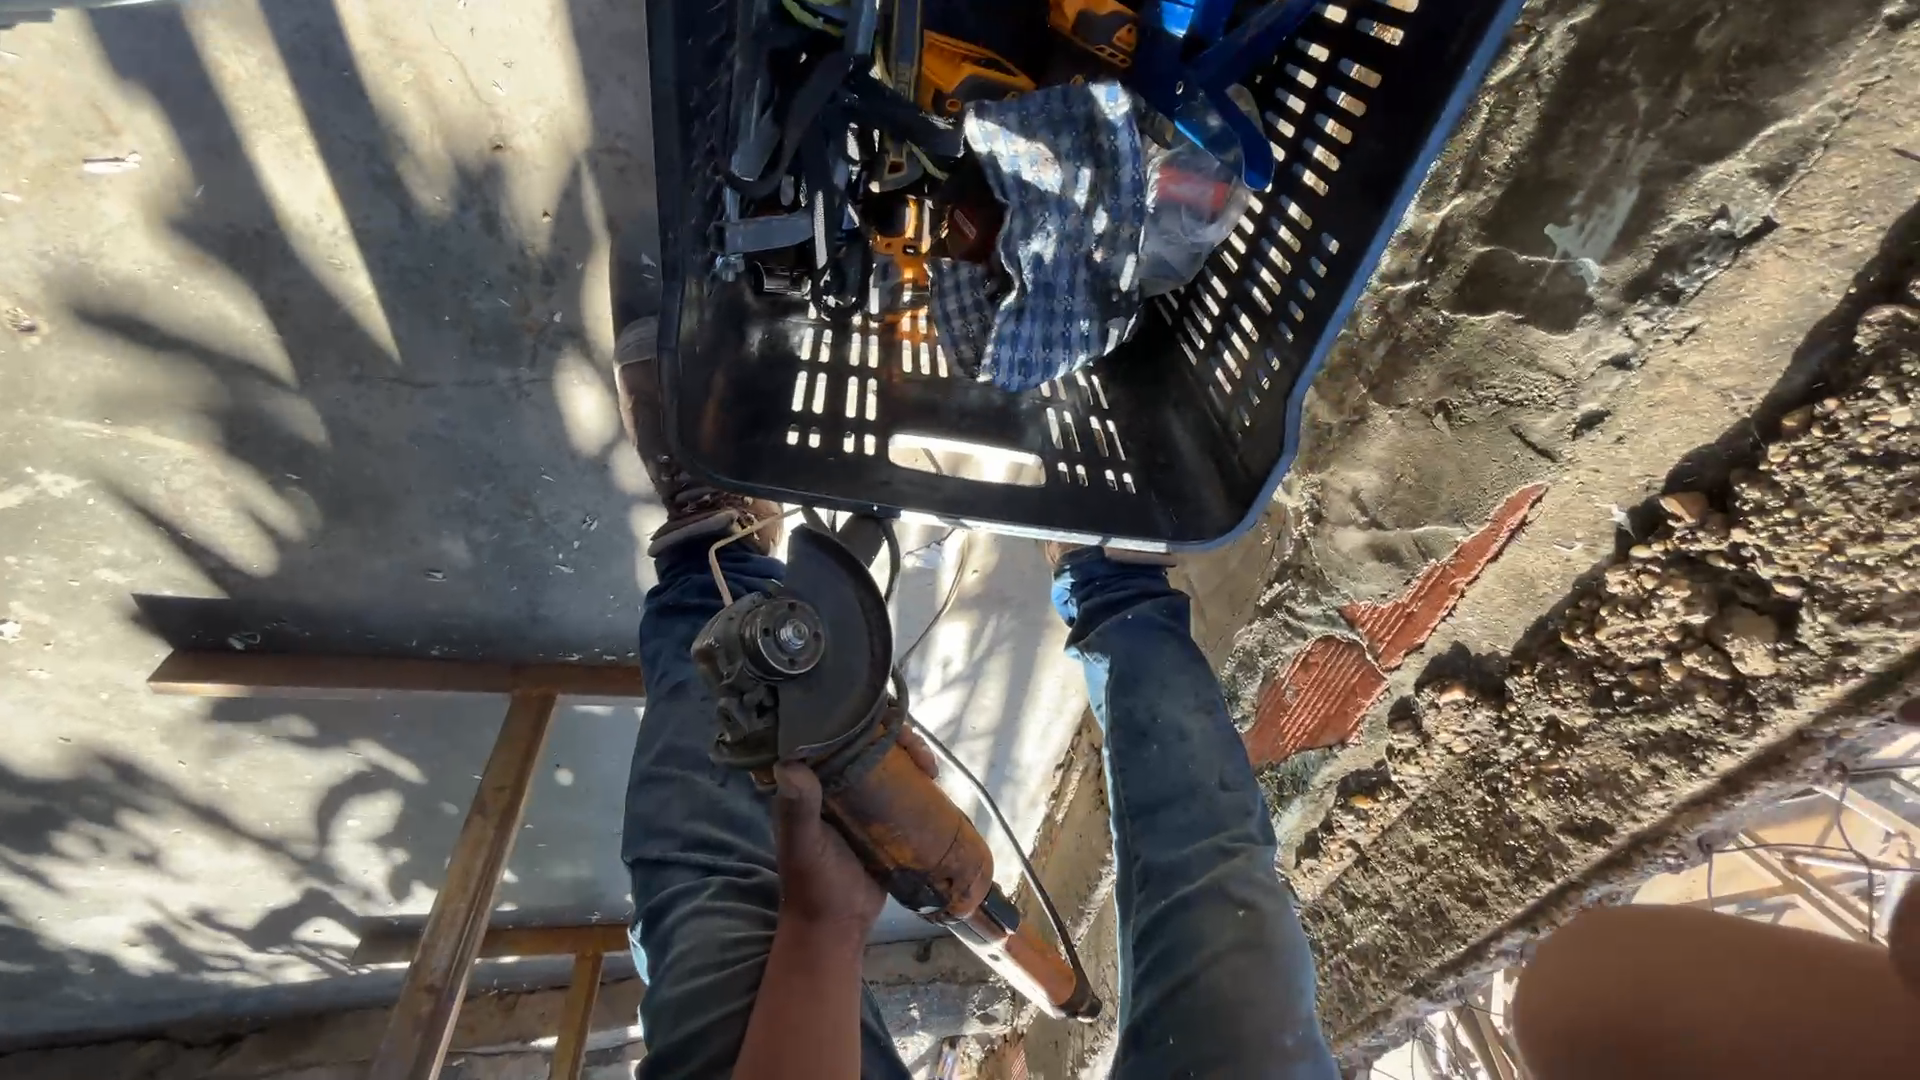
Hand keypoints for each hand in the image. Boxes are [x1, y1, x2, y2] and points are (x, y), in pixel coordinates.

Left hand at [769, 726, 941, 937]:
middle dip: (899, 738)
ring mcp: (861, 798)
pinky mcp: (882, 815)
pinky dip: (918, 778)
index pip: (838, 735)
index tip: (889, 728)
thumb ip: (798, 808)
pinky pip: (901, 786)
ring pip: (889, 760)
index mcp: (811, 781)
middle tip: (921, 756)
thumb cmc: (813, 883)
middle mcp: (835, 782)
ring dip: (912, 755)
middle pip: (870, 742)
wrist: (837, 926)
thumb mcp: (805, 843)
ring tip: (930, 768)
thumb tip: (788, 764)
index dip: (865, 722)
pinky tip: (933, 780)